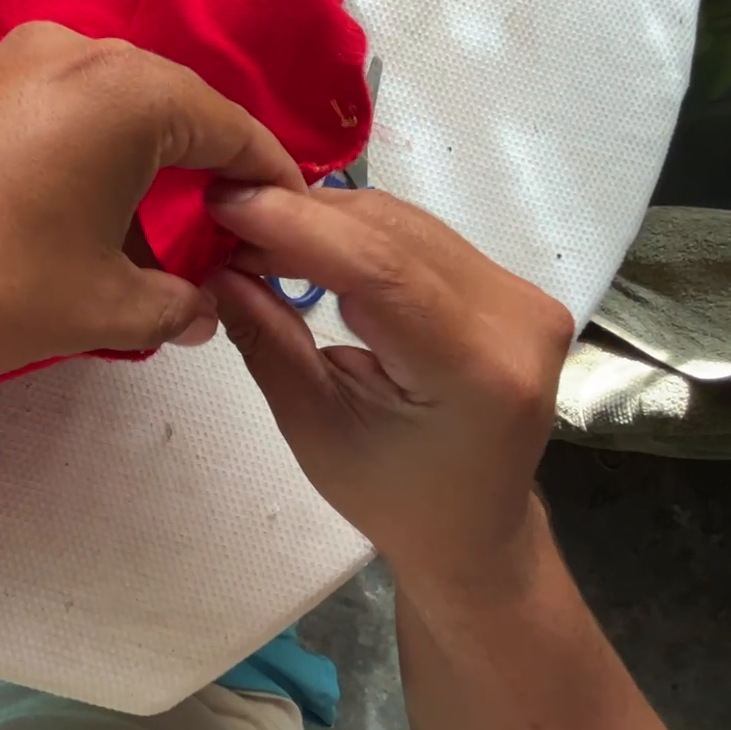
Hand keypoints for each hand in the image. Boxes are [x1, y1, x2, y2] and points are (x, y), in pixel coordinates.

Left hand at [0, 21, 304, 442]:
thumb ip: (175, 305)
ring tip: (131, 247)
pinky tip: (65, 216)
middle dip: (196, 176)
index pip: (229, 127)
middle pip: (167, 110)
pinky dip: (79, 157)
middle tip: (207, 243)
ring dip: (132, 171)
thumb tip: (204, 308)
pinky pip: (51, 112)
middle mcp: (71, 48)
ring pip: (105, 111)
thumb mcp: (99, 308)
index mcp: (125, 88)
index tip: (283, 224)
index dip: (266, 180)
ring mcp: (6, 58)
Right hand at [203, 186, 573, 594]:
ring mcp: (518, 294)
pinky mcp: (503, 283)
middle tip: (216, 218)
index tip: (219, 203)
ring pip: (397, 220)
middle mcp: (515, 317)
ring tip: (245, 229)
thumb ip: (264, 338)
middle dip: (293, 214)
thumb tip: (211, 267)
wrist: (472, 526)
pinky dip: (343, 228)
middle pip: (387, 232)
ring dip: (315, 215)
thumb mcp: (309, 424)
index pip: (378, 267)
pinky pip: (410, 233)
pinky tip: (295, 237)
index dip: (293, 223)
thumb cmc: (388, 494)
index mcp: (475, 370)